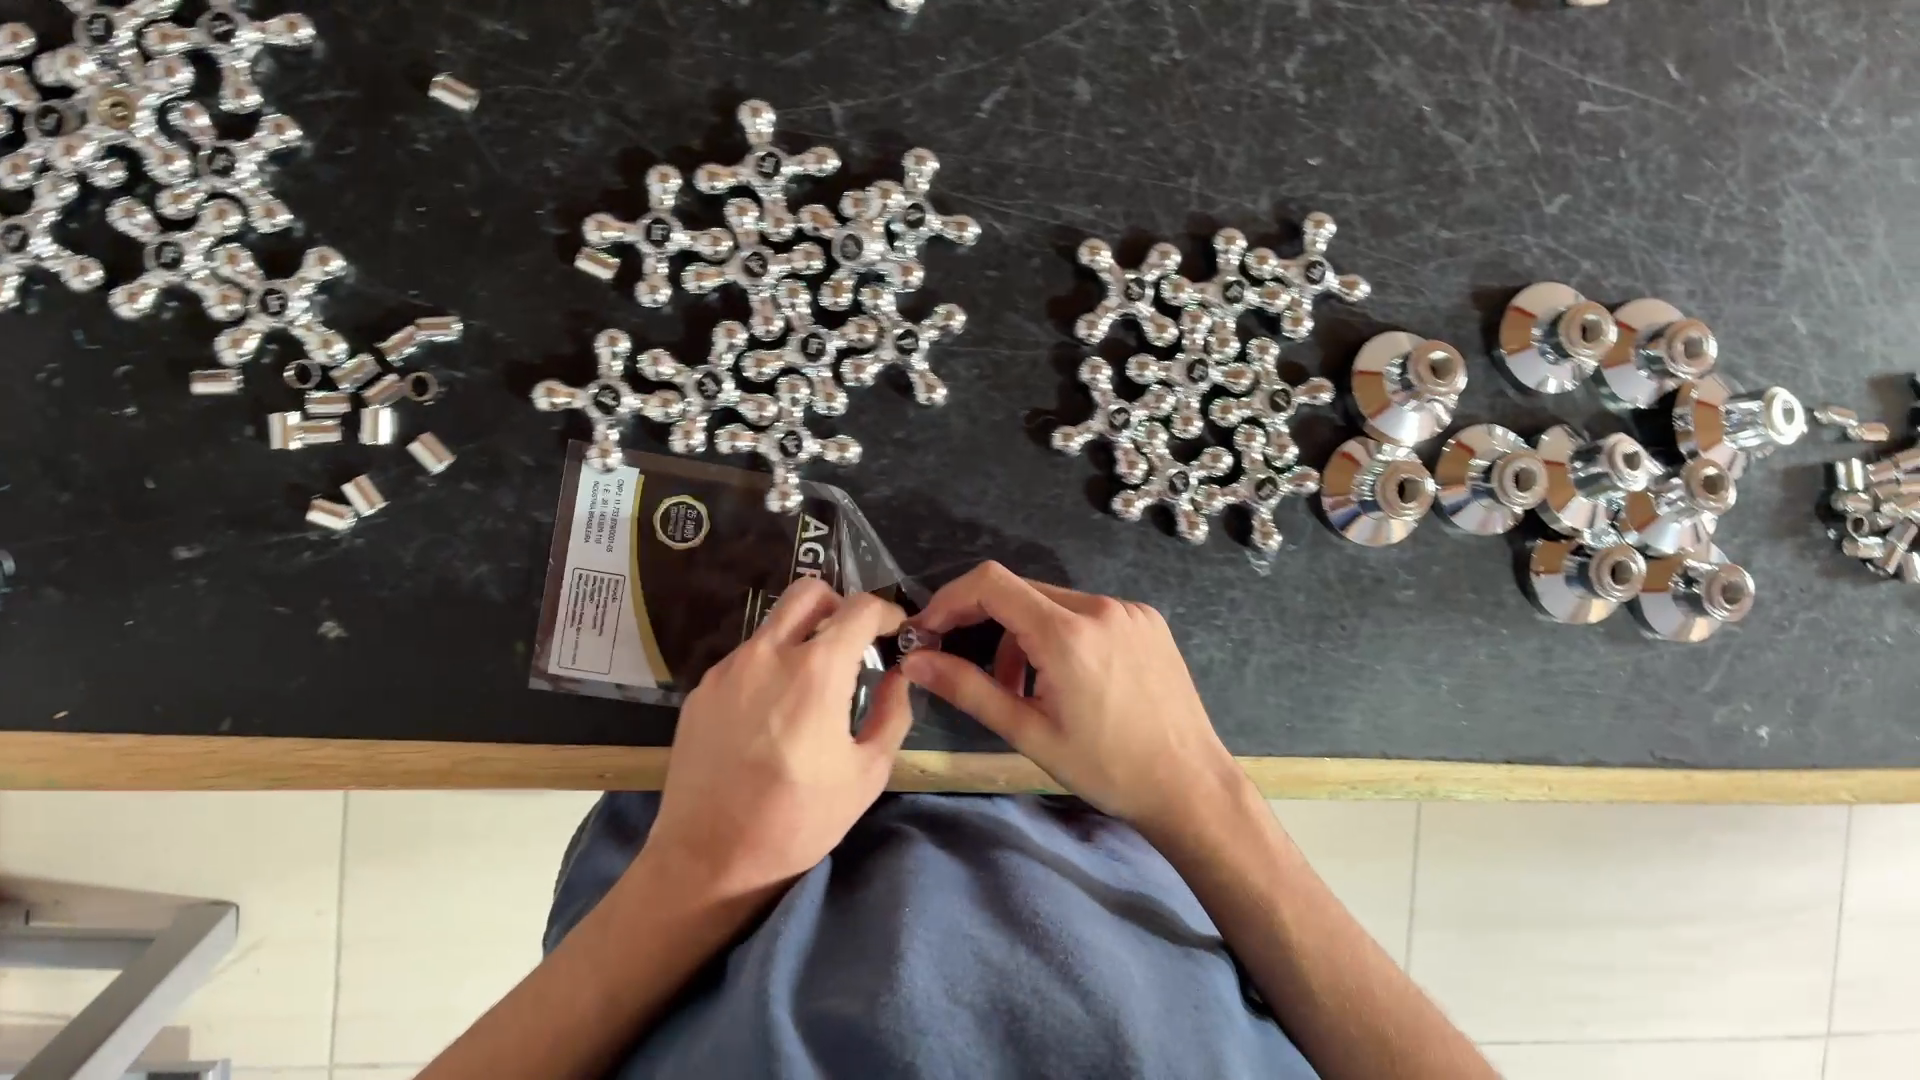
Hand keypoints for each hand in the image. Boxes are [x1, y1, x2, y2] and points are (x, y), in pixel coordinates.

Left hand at [644, 579, 912, 897]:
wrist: (707, 860)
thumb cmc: (798, 821)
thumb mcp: (867, 773)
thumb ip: (893, 713)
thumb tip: (899, 675)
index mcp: (816, 671)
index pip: (860, 608)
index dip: (886, 612)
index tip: (895, 632)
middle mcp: (768, 654)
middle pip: (808, 591)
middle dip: (840, 604)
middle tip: (852, 642)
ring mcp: (728, 669)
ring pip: (773, 624)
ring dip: (802, 637)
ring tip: (811, 687)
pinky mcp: (702, 690)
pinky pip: (746, 658)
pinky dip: (770, 667)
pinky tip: (772, 714)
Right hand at [899, 561, 1241, 836]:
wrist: (1190, 786)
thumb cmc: (1106, 768)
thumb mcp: (1028, 732)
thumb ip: (966, 688)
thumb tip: (913, 661)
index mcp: (1068, 634)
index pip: (991, 583)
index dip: (950, 599)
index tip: (929, 631)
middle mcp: (1100, 607)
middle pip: (1020, 591)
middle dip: (984, 623)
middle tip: (970, 670)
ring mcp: (1129, 610)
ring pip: (1053, 603)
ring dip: (1023, 634)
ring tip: (1022, 688)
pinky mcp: (1147, 619)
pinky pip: (1086, 613)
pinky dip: (1060, 634)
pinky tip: (1066, 679)